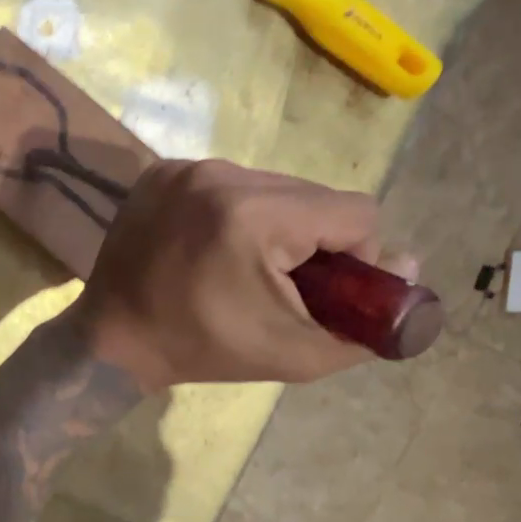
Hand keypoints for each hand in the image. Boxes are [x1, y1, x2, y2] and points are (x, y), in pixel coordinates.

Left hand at [76, 159, 410, 389]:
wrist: (114, 339)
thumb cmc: (203, 349)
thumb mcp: (297, 353)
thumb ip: (368, 318)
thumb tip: (407, 264)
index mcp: (253, 214)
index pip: (355, 214)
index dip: (354, 258)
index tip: (318, 291)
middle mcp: (219, 175)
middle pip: (313, 196)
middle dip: (313, 239)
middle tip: (279, 282)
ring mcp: (184, 168)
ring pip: (273, 185)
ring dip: (276, 222)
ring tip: (241, 265)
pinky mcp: (161, 171)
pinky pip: (229, 182)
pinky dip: (235, 210)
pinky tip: (212, 246)